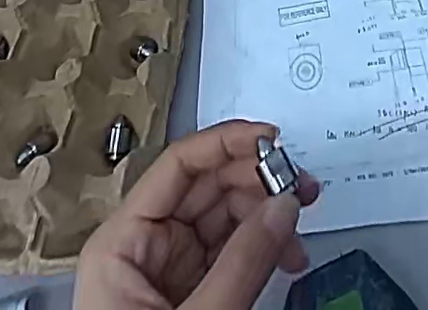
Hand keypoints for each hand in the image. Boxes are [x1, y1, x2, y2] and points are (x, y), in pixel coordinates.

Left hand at [74, 120, 321, 309]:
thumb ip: (244, 261)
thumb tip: (286, 201)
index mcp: (125, 242)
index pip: (179, 165)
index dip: (227, 141)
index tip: (273, 138)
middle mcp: (146, 244)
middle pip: (208, 185)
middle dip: (259, 179)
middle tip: (302, 184)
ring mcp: (170, 266)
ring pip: (227, 212)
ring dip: (269, 211)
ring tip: (302, 222)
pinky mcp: (191, 289)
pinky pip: (233, 246)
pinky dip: (265, 244)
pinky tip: (289, 256)